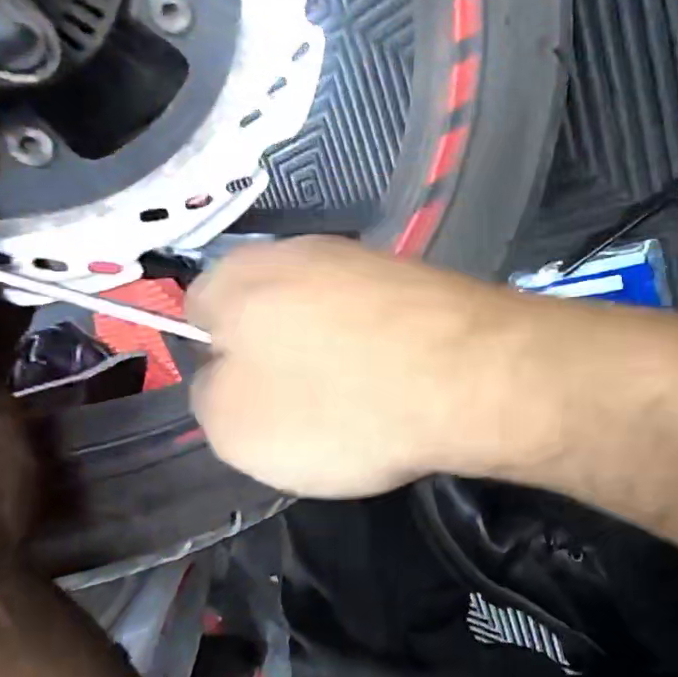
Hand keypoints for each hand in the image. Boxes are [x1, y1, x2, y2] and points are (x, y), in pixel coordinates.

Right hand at [188, 237, 545, 497]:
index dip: (221, 358)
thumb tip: (231, 371)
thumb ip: (214, 392)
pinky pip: (395, 322)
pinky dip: (398, 350)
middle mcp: (308, 249)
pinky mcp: (433, 279)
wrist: (476, 375)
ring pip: (341, 316)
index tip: (253, 396)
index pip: (201, 309)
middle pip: (278, 308)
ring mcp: (378, 260)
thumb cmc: (341, 404)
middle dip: (288, 352)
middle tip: (314, 405)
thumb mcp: (235, 427)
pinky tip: (417, 382)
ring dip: (348, 352)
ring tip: (375, 399)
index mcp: (240, 274)